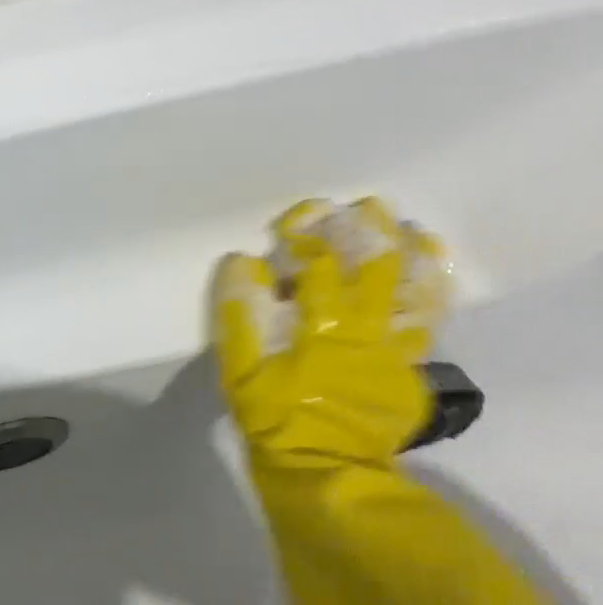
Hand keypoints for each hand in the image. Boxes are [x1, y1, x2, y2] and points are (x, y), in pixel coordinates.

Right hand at [211, 198, 449, 469]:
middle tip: (368, 205)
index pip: (321, 266)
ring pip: (413, 298)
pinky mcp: (405, 372)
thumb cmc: (271, 410)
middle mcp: (364, 332)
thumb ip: (239, 308)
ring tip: (414, 232)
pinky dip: (431, 299)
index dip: (313, 235)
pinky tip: (431, 281)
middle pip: (375, 273)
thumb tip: (244, 260)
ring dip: (415, 262)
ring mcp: (392, 352)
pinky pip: (425, 327)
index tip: (303, 215)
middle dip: (371, 235)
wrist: (321, 466)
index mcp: (320, 326)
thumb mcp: (238, 361)